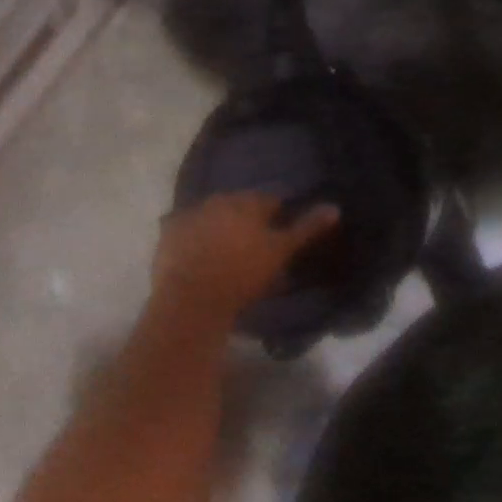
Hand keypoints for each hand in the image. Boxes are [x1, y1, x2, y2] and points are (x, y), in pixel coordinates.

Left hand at [152, 194, 339, 319]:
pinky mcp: (167, 235)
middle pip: (239, 206)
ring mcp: (189, 215)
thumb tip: (335, 207)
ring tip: (225, 253)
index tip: (278, 238)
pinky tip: (198, 256)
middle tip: (253, 247)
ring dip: (220, 227)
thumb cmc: (242, 274)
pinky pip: (185, 230)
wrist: (190, 302)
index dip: (277, 218)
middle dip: (247, 220)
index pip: (270, 201)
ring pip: (212, 216)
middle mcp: (217, 200)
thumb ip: (307, 228)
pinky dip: (193, 238)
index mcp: (247, 201)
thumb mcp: (281, 252)